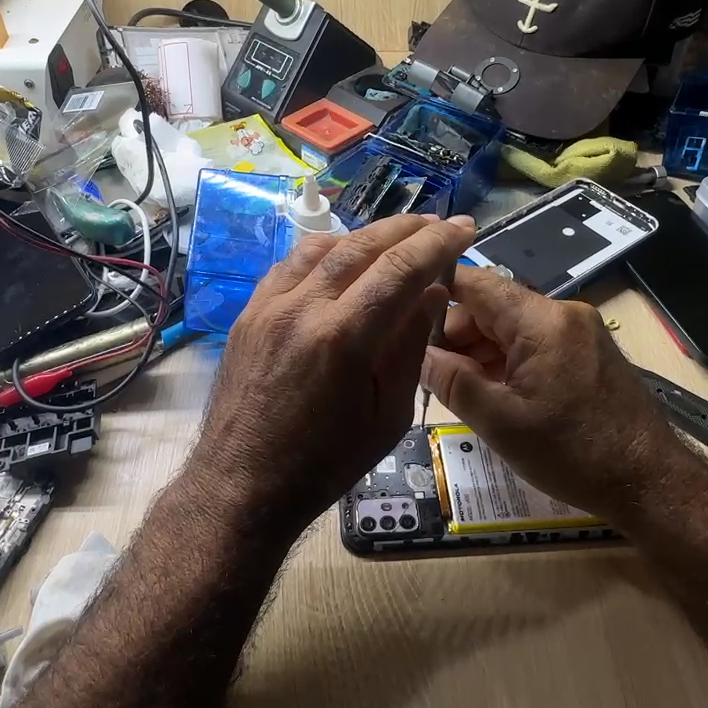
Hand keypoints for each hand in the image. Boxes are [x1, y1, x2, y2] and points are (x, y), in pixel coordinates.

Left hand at [197, 214, 476, 530]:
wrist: (241, 484)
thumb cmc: (324, 464)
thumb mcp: (388, 417)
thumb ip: (409, 348)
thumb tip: (430, 293)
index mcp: (343, 338)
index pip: (400, 270)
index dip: (438, 244)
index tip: (465, 228)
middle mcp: (302, 308)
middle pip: (361, 246)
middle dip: (406, 228)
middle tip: (437, 222)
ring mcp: (268, 307)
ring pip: (321, 247)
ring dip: (363, 235)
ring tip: (393, 238)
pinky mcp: (248, 314)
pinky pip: (289, 265)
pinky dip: (323, 253)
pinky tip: (339, 259)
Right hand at [419, 267, 680, 521]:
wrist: (649, 481)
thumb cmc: (572, 452)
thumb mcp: (500, 422)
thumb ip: (452, 382)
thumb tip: (417, 355)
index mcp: (540, 320)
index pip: (475, 283)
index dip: (435, 293)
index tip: (403, 318)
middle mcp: (562, 314)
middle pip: (492, 306)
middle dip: (457, 335)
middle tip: (430, 372)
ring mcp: (579, 332)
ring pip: (511, 327)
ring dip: (481, 352)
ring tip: (457, 388)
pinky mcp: (587, 353)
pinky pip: (534, 343)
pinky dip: (507, 361)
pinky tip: (492, 392)